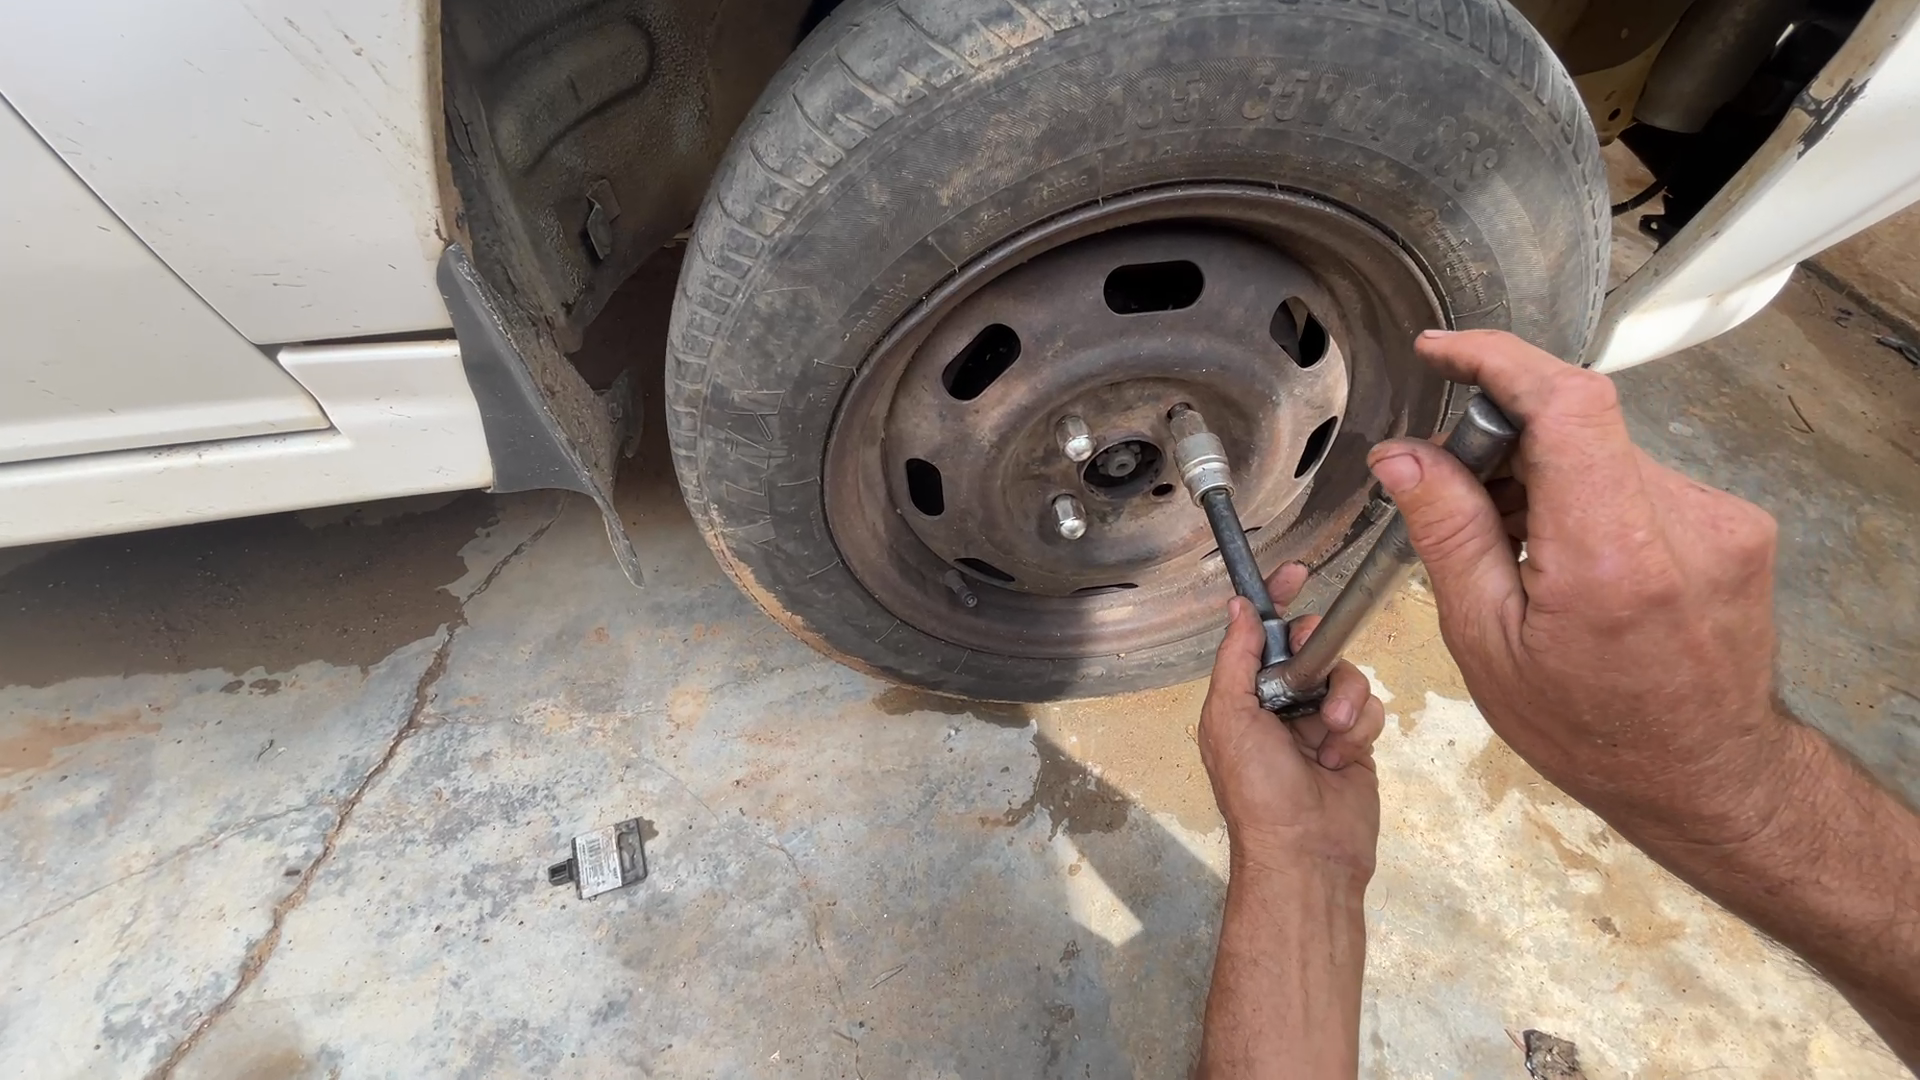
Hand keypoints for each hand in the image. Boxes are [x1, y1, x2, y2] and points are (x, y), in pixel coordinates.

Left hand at [1199, 562, 1385, 877]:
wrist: (1308, 853)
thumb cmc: (1257, 787)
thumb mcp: (1230, 717)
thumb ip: (1236, 659)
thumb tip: (1238, 607)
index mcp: (1243, 692)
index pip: (1261, 634)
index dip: (1277, 601)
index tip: (1296, 572)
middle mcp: (1279, 701)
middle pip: (1311, 647)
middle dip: (1318, 657)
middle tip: (1314, 674)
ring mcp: (1318, 720)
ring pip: (1344, 673)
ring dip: (1340, 702)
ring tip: (1327, 737)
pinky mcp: (1353, 739)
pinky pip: (1367, 706)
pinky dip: (1358, 726)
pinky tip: (1341, 756)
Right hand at [1367, 329, 1800, 846]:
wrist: (1704, 777)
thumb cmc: (1581, 724)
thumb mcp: (1482, 636)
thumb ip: (1446, 532)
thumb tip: (1401, 457)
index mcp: (1613, 553)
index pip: (1567, 406)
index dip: (1497, 360)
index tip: (1440, 350)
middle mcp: (1687, 520)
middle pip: (1574, 425)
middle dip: (1494, 439)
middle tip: (1447, 492)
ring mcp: (1721, 519)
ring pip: (1598, 451)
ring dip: (1530, 471)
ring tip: (1499, 541)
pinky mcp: (1730, 526)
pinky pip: (1628, 475)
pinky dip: (1570, 491)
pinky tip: (1546, 548)